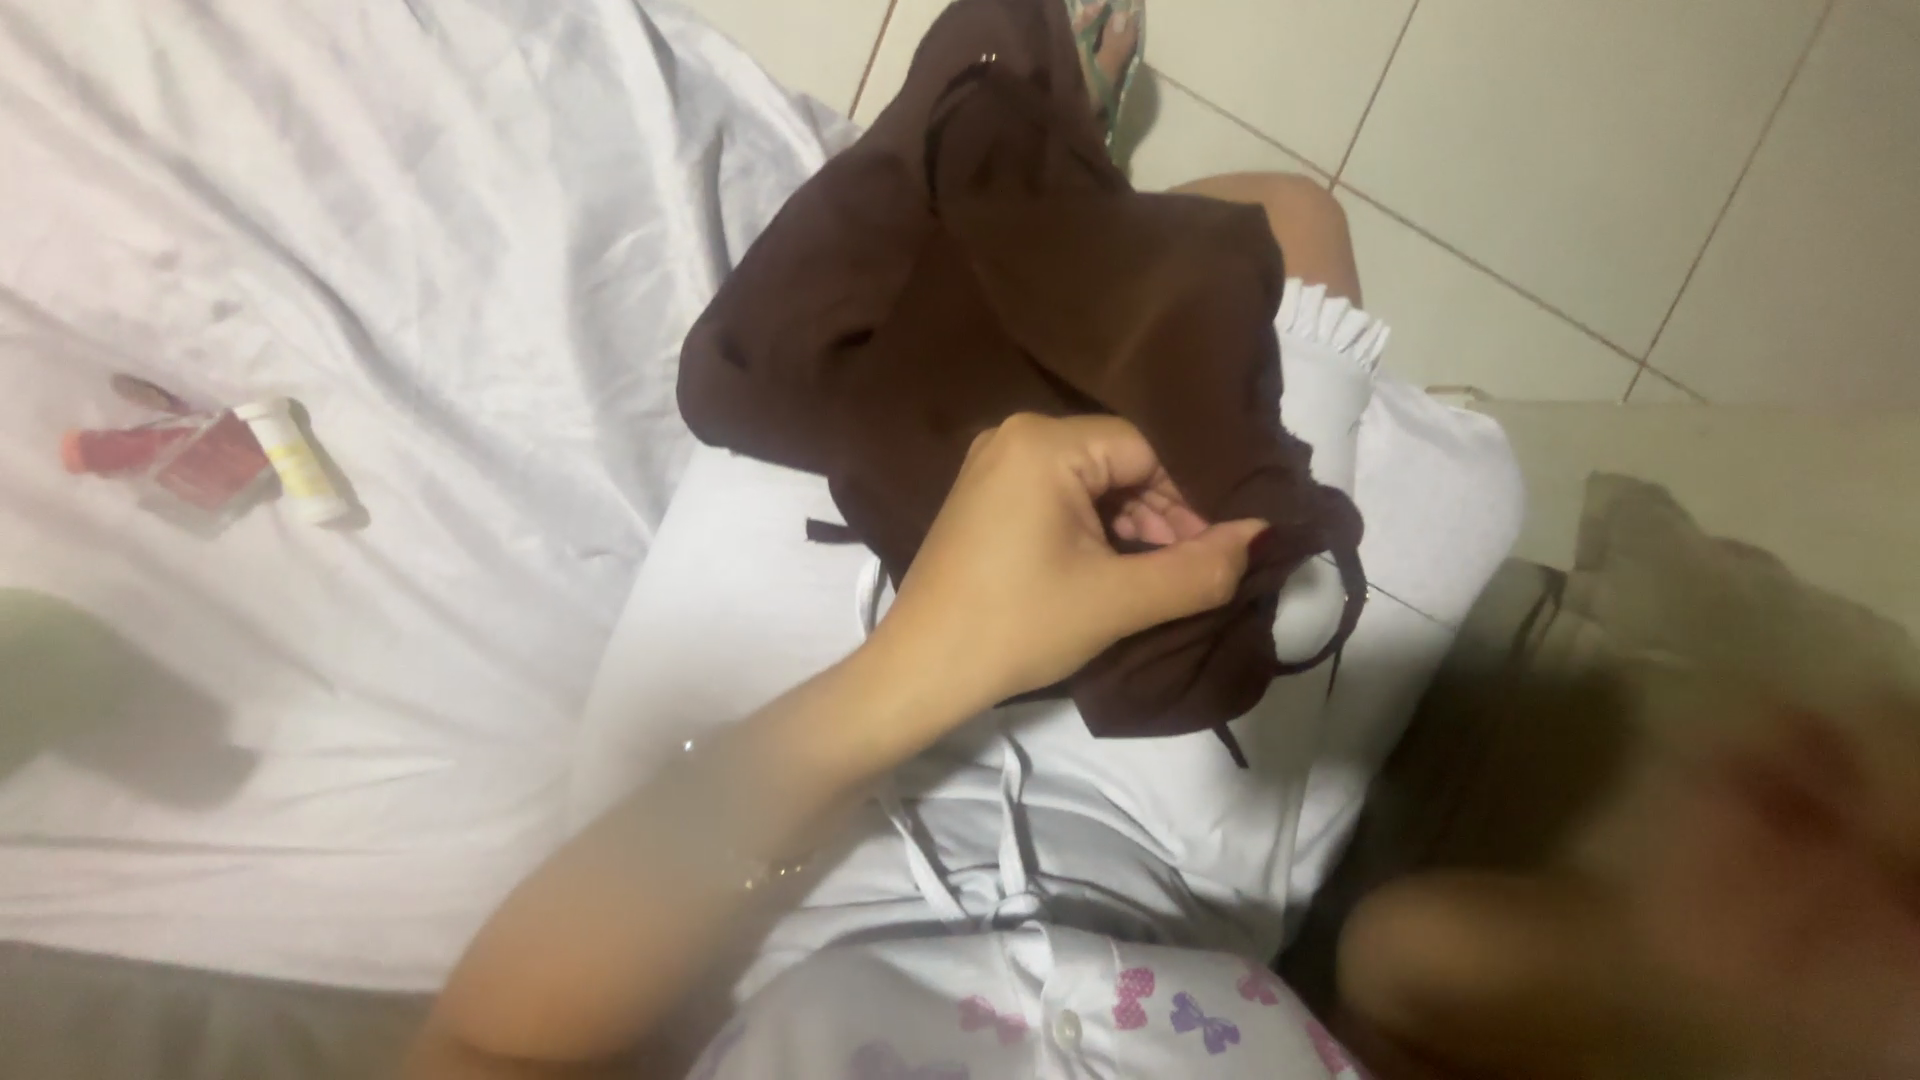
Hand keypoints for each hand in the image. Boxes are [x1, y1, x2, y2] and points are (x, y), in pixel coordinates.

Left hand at [869, 413, 1265, 718]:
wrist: (921, 669)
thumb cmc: (1018, 626)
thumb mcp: (1118, 600)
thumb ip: (1199, 568)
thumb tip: (1263, 535)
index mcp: (1044, 442)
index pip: (1149, 450)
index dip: (1193, 498)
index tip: (1221, 547)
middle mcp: (1015, 435)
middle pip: (1119, 461)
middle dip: (1163, 513)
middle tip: (1195, 566)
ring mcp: (993, 465)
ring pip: (1091, 481)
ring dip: (1131, 524)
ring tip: (1159, 575)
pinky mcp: (984, 496)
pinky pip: (1057, 496)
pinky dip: (1092, 527)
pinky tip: (1113, 566)